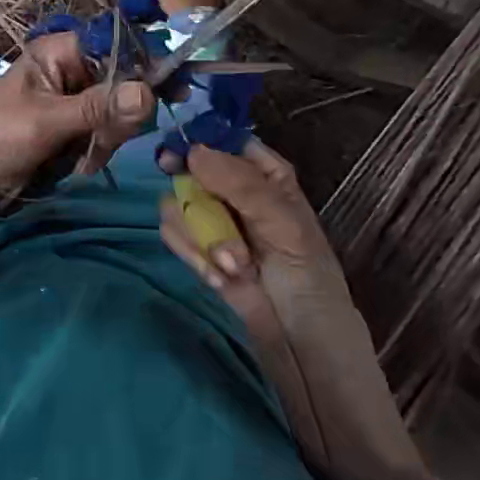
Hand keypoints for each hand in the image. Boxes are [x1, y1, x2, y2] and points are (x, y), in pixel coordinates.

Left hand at [0, 32, 152, 195]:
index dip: (148, 67)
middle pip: (126, 85)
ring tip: (77, 158)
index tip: (176, 91)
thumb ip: (98, 108)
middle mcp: (74, 69)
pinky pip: (106, 135)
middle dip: (117, 119)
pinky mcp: (75, 126)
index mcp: (63, 50)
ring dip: (105, 141)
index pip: (120, 46)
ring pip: (119, 115)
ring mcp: (76, 99)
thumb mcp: (47, 121)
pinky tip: (75, 164)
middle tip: (98, 142)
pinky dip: (96, 152)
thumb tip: (149, 92)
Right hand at [158, 143, 354, 332]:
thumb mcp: (283, 221)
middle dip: (198, 205)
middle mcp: (231, 187)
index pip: (221, 140)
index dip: (195, 143)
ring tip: (235, 265)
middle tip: (206, 223)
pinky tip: (221, 277)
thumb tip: (193, 151)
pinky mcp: (197, 246)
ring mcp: (212, 217)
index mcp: (262, 170)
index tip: (173, 159)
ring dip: (201, 239)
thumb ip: (240, 184)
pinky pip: (173, 234)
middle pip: (188, 169)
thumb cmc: (306, 271)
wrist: (301, 339)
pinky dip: (194, 257)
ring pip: (175, 203)